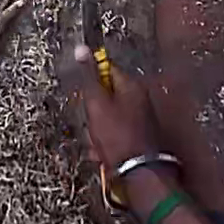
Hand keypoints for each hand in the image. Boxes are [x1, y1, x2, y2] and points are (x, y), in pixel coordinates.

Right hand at [75, 44, 159, 170]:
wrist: (139, 176)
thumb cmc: (116, 135)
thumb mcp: (97, 102)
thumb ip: (89, 76)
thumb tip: (81, 48)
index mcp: (132, 86)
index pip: (108, 70)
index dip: (92, 80)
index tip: (84, 95)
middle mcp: (140, 100)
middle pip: (108, 95)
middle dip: (94, 110)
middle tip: (90, 123)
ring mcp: (142, 121)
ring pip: (110, 117)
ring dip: (98, 129)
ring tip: (95, 143)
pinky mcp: (140, 140)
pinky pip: (117, 134)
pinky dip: (107, 142)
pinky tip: (101, 154)